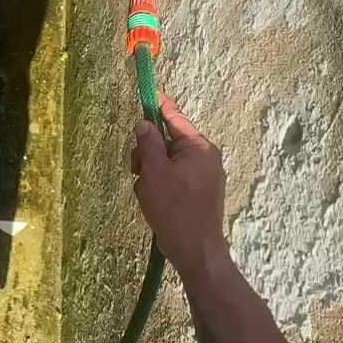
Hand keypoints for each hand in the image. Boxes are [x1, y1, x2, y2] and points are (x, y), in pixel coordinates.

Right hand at [132, 92, 227, 277]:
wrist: (195, 250)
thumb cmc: (175, 207)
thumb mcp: (154, 171)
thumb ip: (148, 144)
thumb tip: (144, 123)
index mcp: (199, 148)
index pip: (175, 118)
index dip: (159, 106)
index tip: (149, 92)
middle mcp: (205, 158)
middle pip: (167, 141)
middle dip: (148, 152)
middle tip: (137, 170)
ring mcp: (204, 177)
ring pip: (167, 161)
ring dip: (150, 171)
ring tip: (145, 191)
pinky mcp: (198, 193)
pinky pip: (173, 177)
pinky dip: (159, 184)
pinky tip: (152, 200)